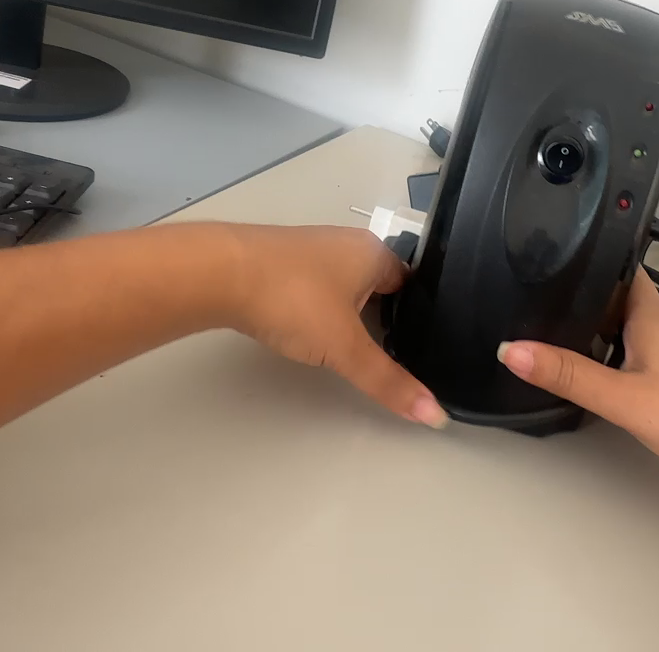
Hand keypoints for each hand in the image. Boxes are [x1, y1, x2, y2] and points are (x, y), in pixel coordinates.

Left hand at [223, 225, 447, 428]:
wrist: (223, 272)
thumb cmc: (295, 300)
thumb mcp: (345, 347)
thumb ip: (388, 381)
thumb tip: (436, 415)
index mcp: (374, 252)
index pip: (410, 282)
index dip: (418, 313)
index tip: (422, 346)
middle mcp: (346, 242)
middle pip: (377, 282)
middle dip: (383, 313)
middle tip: (389, 352)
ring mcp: (312, 247)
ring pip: (344, 282)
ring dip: (348, 309)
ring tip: (351, 345)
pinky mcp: (281, 258)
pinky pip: (315, 284)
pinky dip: (319, 305)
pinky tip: (311, 327)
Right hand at [496, 268, 658, 487]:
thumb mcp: (628, 400)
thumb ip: (570, 376)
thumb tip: (510, 349)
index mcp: (649, 313)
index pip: (615, 265)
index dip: (586, 255)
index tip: (549, 251)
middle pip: (619, 296)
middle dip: (583, 297)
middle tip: (538, 300)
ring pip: (634, 324)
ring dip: (602, 326)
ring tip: (558, 334)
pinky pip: (649, 348)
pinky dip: (623, 350)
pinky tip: (610, 373)